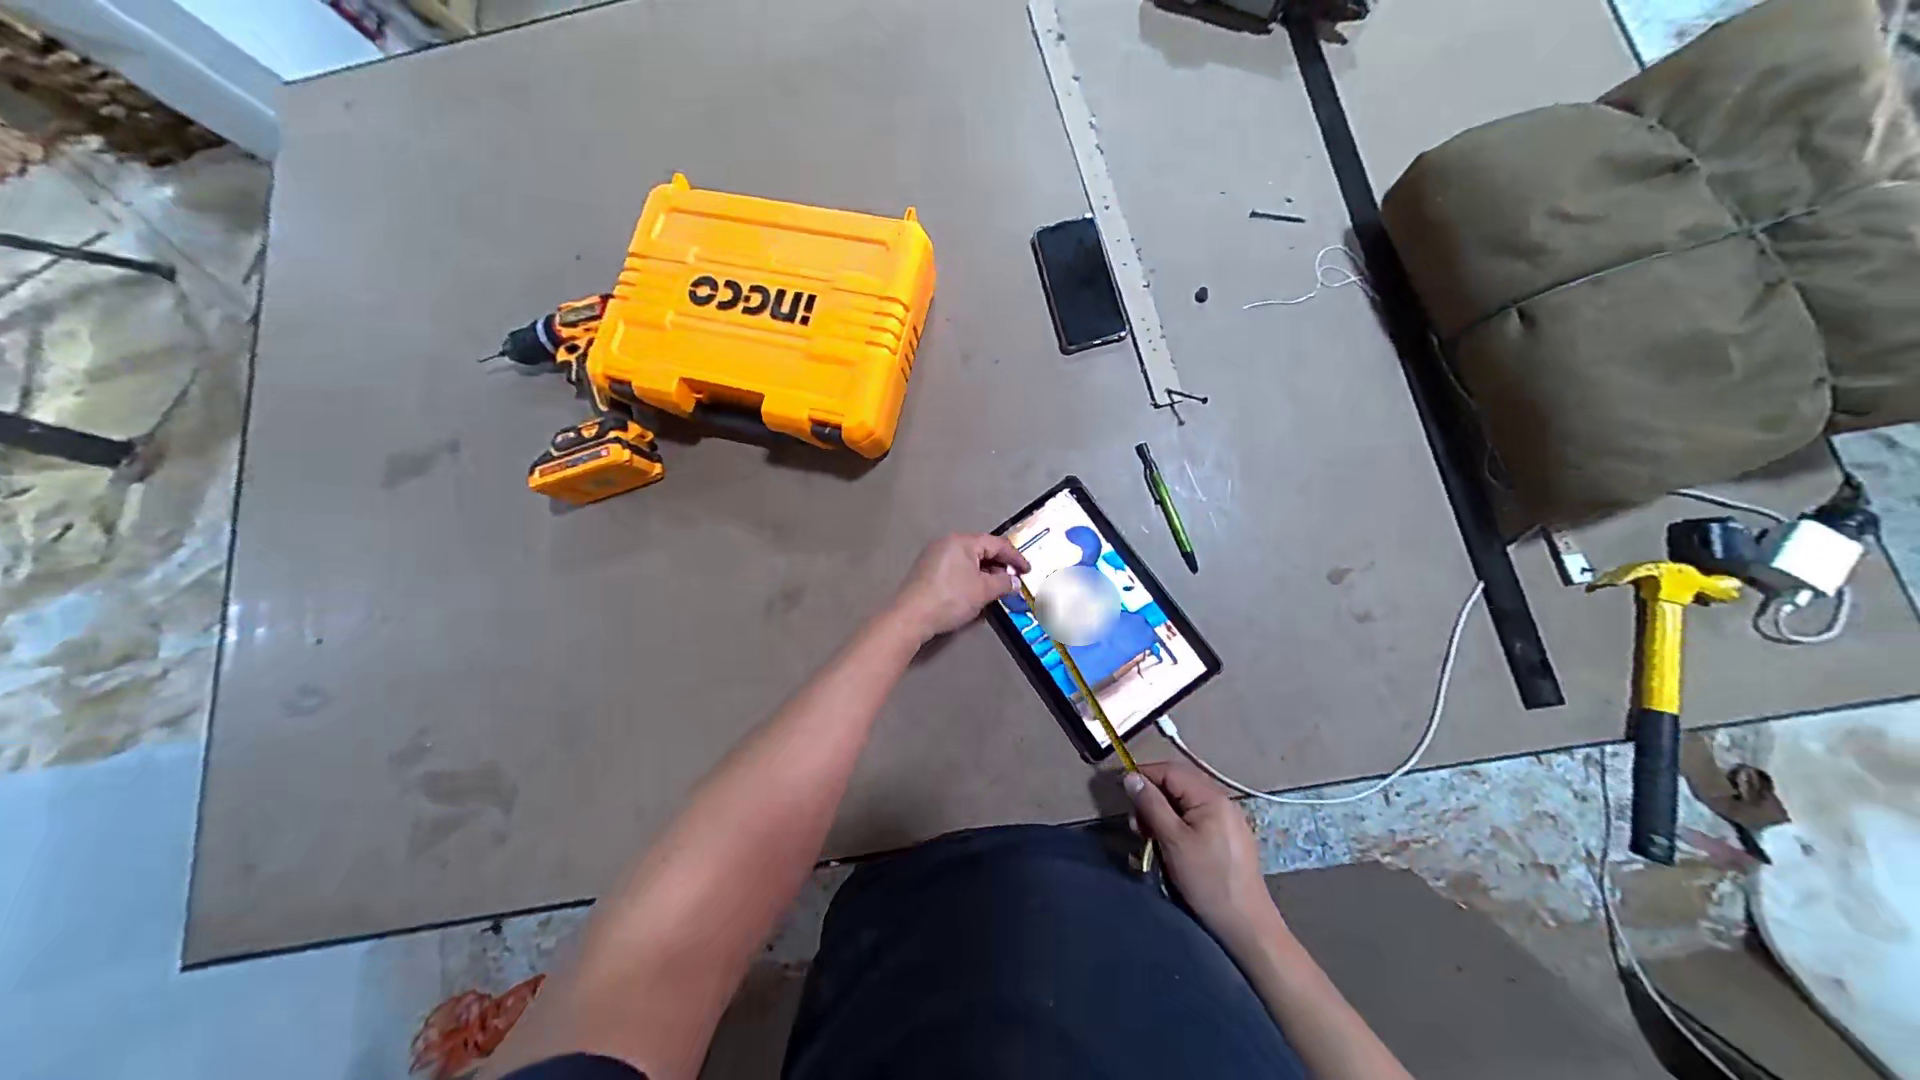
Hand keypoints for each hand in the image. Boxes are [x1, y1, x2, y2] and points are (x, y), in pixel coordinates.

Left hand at [890, 533, 1030, 641]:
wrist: (911, 616)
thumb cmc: (950, 599)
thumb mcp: (983, 591)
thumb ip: (1004, 583)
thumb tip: (1014, 581)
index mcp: (962, 541)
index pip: (996, 544)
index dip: (1015, 557)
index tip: (1027, 570)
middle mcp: (947, 542)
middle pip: (981, 549)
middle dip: (1000, 564)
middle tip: (1013, 579)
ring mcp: (934, 554)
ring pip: (968, 558)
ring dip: (985, 571)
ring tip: (996, 587)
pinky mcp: (927, 569)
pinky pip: (956, 566)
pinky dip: (970, 575)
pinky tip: (975, 590)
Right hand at [1125, 760, 1277, 946]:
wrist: (1247, 926)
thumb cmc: (1208, 881)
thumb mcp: (1173, 840)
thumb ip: (1151, 805)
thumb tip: (1131, 777)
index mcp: (1212, 797)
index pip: (1170, 771)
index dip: (1143, 775)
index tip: (1120, 788)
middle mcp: (1222, 802)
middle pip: (1178, 784)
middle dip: (1152, 797)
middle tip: (1135, 822)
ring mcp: (1227, 820)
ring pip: (1185, 802)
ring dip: (1161, 813)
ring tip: (1147, 836)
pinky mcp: (1227, 837)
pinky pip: (1195, 818)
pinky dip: (1176, 824)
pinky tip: (1167, 842)